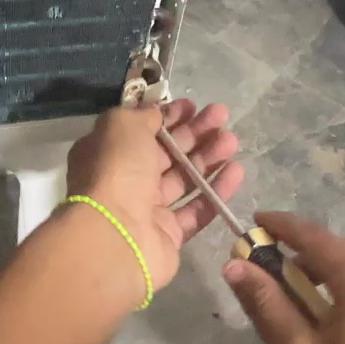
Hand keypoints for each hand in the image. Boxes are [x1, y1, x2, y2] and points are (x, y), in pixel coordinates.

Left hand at [65, 99, 243, 288]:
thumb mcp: (121, 126)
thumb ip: (142, 116)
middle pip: (166, 153)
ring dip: (209, 157)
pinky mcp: (169, 236)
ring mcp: (147, 210)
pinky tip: (237, 171)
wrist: (115, 237)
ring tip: (232, 141)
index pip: (141, 130)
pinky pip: (197, 210)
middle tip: (222, 117)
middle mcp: (125, 180)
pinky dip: (217, 191)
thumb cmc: (115, 172)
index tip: (193, 106)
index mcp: (107, 153)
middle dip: (194, 133)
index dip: (167, 116)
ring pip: (183, 179)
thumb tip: (157, 113)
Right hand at [223, 213, 344, 343]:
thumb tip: (237, 264)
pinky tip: (321, 326)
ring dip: (323, 279)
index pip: (321, 241)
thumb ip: (267, 307)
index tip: (254, 220)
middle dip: (304, 252)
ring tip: (286, 289)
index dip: (285, 227)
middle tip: (264, 256)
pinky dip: (343, 303)